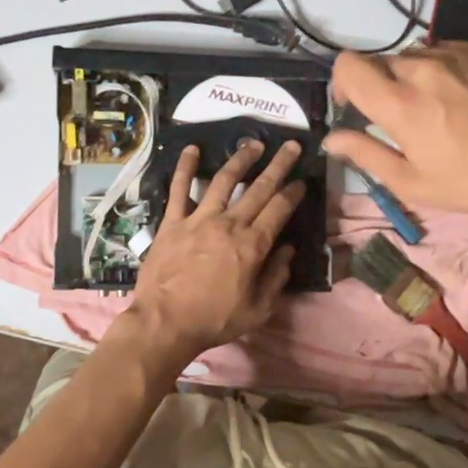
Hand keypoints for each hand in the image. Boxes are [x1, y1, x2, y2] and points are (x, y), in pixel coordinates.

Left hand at [124, 139, 306, 358]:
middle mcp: (229, 224)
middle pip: (259, 188)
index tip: (302, 181)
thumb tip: (288, 251)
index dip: (293, 192)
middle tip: (290, 146)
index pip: (279, 209)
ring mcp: (198, 220)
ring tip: (253, 144)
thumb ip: (276, 277)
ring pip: (223, 181)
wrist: (165, 322)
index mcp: (252, 246)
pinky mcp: (172, 222)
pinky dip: (185, 167)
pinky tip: (191, 149)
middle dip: (278, 165)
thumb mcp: (258, 309)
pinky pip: (179, 189)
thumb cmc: (214, 320)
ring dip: (240, 159)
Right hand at [324, 42, 467, 226]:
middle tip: (399, 118)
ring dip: (411, 76)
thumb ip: (366, 155)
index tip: (355, 106)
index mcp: (400, 104)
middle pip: (380, 61)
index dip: (343, 83)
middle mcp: (423, 69)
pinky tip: (461, 98)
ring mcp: (456, 55)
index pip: (348, 65)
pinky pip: (445, 51)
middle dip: (379, 85)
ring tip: (435, 108)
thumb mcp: (413, 183)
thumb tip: (332, 139)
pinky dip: (441, 69)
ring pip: (413, 54)